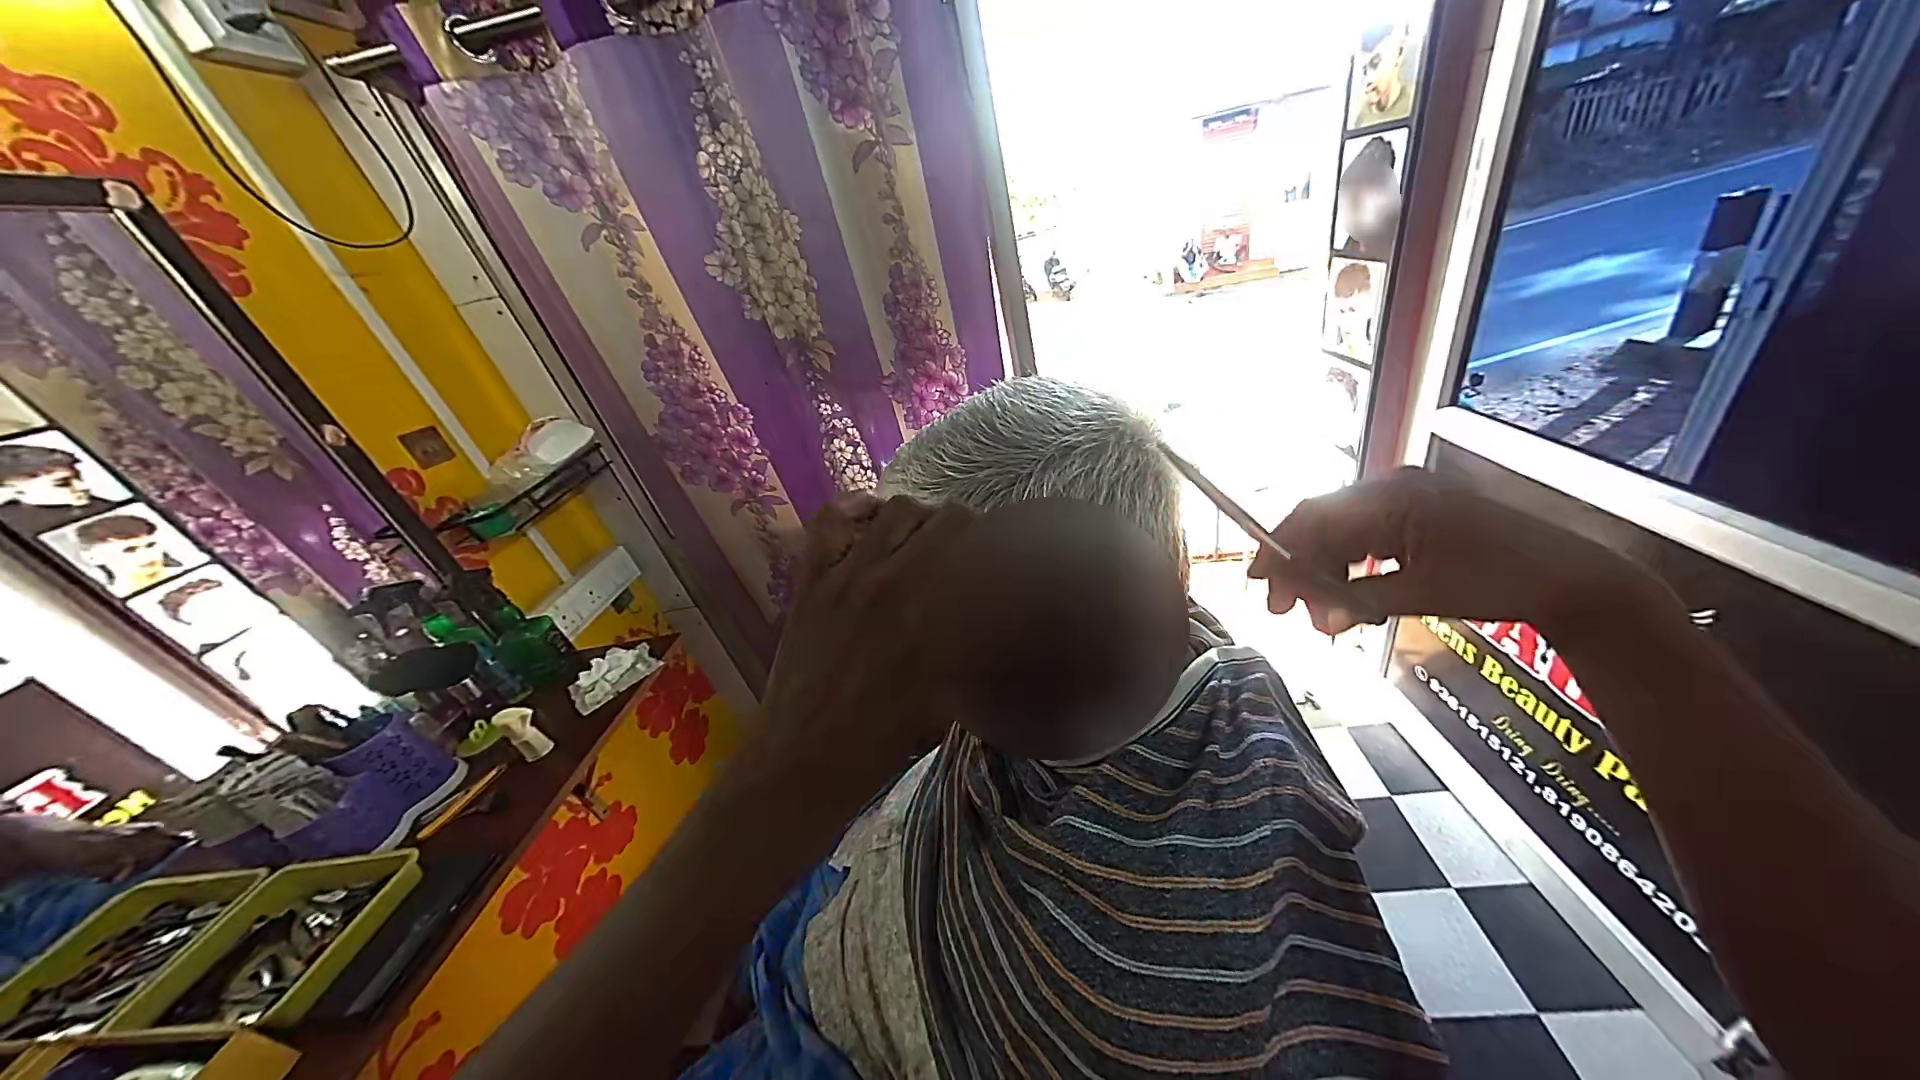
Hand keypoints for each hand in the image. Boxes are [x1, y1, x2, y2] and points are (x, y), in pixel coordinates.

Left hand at [749, 493, 974, 812]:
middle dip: (968, 529)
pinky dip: (856, 510)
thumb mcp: (952, 699)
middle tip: (966, 548)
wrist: (807, 757)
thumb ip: (975, 649)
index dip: (999, 549)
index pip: (983, 552)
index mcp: (939, 617)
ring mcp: (850, 575)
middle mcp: (899, 584)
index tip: (1002, 560)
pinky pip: (832, 520)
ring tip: (921, 538)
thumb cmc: (885, 740)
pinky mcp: (814, 578)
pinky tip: (871, 521)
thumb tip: (997, 617)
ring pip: (899, 510)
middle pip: (949, 520)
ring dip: (921, 518)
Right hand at [1249, 467, 1671, 636]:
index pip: (1313, 519)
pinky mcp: (1416, 512)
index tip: (1260, 584)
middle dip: (1300, 569)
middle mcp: (1392, 487)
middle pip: (1321, 525)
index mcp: (1392, 498)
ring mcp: (1405, 497)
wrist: (1575, 580)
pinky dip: (1350, 567)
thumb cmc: (1502, 582)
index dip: (1278, 550)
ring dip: (1325, 573)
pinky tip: (1350, 596)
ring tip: (1325, 616)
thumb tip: (1312, 615)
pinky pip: (1364, 537)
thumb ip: (1354, 599)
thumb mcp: (1419, 594)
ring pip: (1340, 534)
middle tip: (1287, 609)